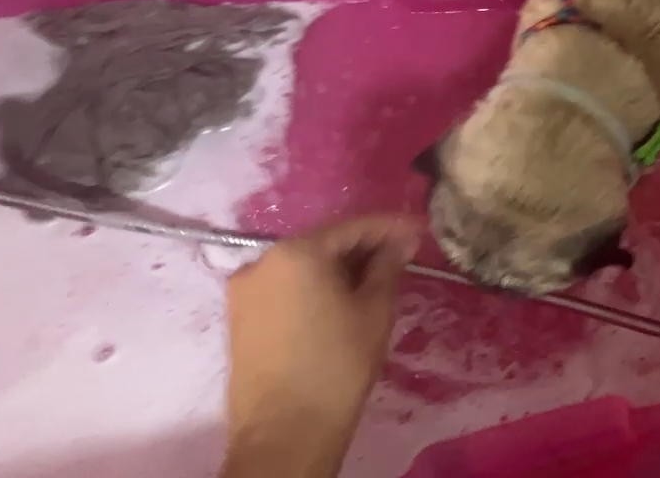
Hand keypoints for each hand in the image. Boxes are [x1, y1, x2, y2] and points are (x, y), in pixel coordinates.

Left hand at [223, 216, 420, 477]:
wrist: (285, 434)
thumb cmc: (338, 362)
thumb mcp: (376, 306)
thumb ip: (390, 263)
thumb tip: (402, 240)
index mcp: (295, 252)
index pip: (354, 226)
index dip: (391, 227)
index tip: (420, 231)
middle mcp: (261, 262)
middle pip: (326, 243)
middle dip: (365, 247)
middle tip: (403, 254)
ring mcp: (244, 292)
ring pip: (305, 266)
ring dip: (341, 268)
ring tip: (378, 277)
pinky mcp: (240, 319)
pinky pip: (287, 287)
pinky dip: (317, 287)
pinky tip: (344, 298)